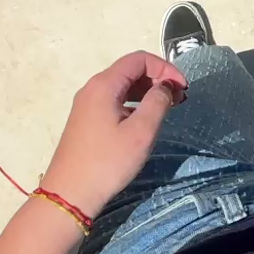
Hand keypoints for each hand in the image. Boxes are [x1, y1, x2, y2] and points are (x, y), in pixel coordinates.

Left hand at [40, 51, 186, 218]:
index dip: (165, 68)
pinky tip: (146, 120)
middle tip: (180, 99)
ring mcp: (88, 104)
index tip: (183, 88)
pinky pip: (115, 100)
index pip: (139, 59)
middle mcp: (93, 88)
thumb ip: (157, 102)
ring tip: (168, 108)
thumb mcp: (140, 132)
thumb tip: (165, 86)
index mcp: (104, 85)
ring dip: (147, 92)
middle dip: (158, 79)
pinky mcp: (87, 120)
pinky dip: (134, 103)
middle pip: (130, 70)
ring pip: (123, 86)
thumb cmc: (107, 162)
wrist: (70, 194)